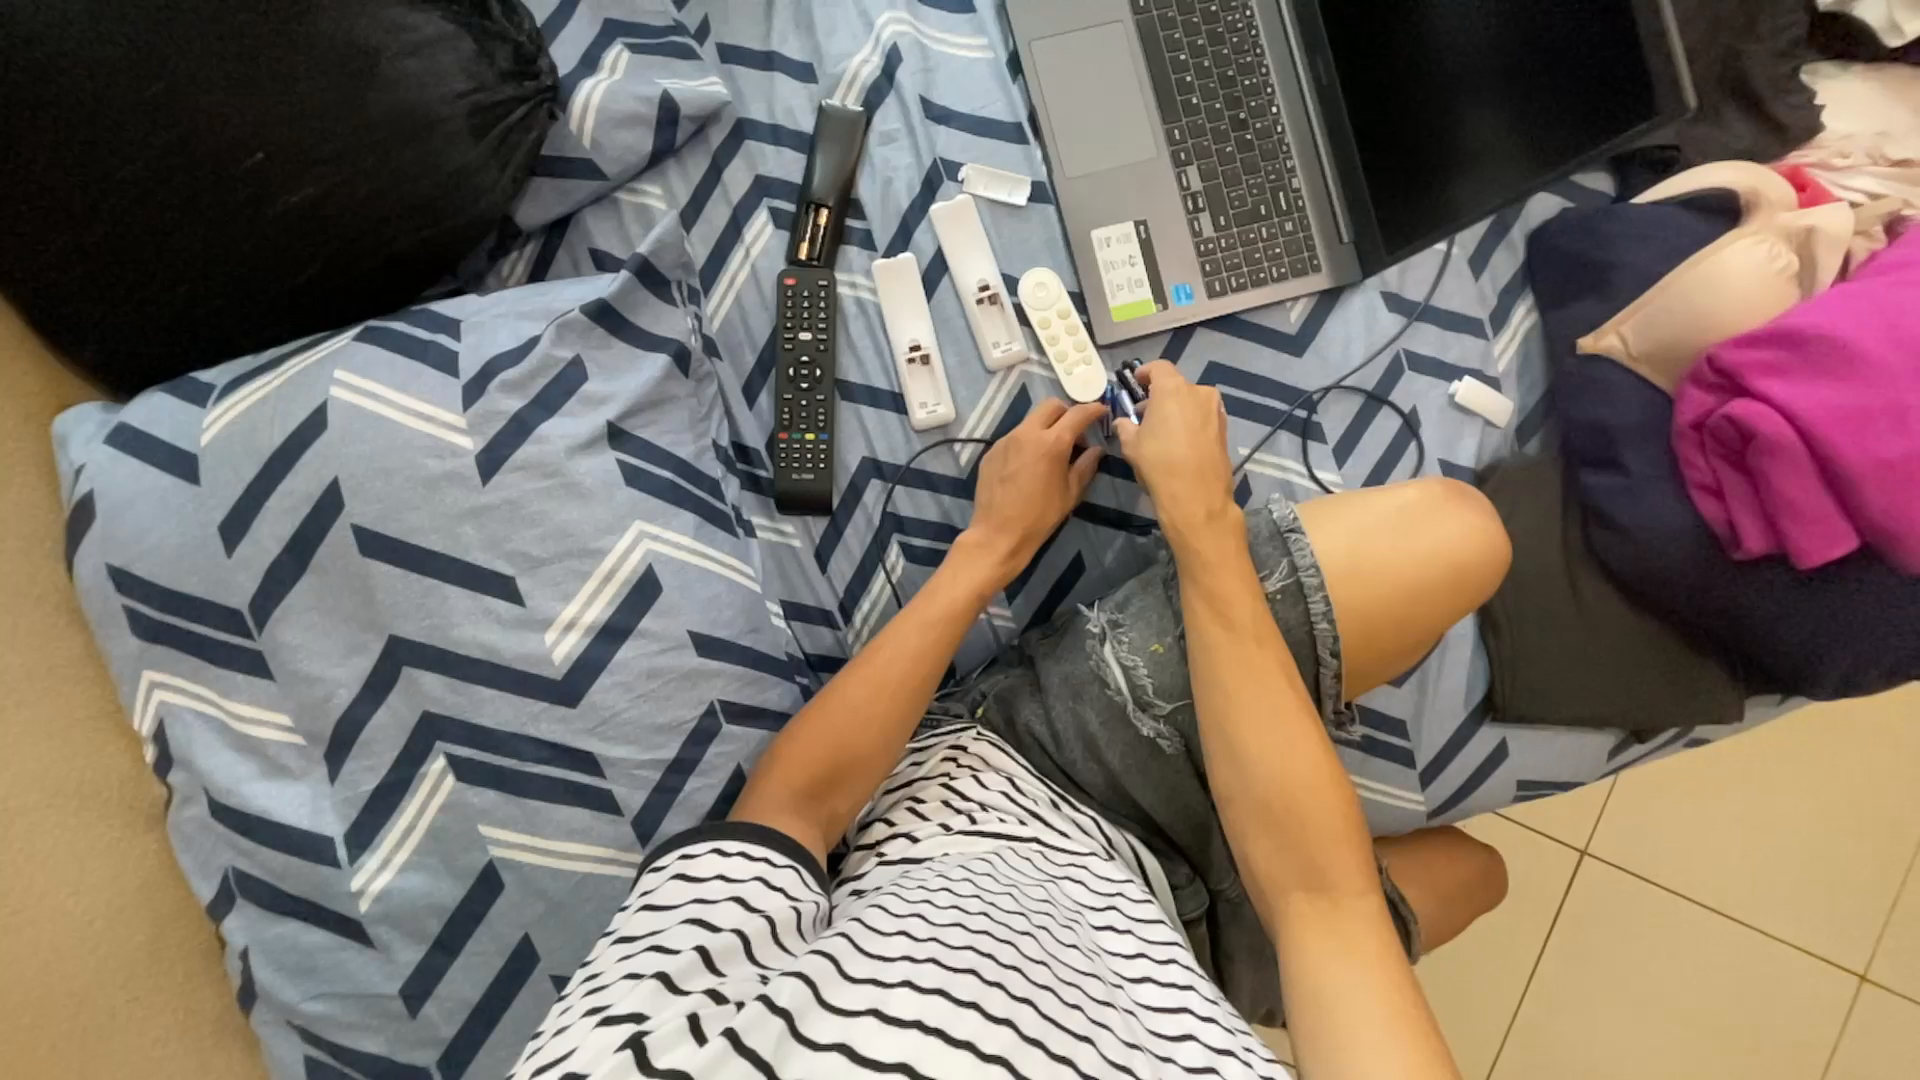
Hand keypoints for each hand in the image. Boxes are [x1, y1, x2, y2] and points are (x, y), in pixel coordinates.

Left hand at [960, 398, 1107, 586]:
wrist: (998, 533)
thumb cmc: (1040, 517)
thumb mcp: (1071, 493)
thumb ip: (1086, 466)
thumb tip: (1097, 450)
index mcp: (1052, 443)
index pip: (1077, 414)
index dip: (1093, 409)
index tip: (1101, 412)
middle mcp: (1027, 433)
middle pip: (1051, 405)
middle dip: (1067, 412)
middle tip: (1075, 431)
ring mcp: (1006, 440)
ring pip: (1030, 420)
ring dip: (1046, 427)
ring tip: (1051, 450)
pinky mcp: (991, 451)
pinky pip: (1014, 437)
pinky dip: (1027, 442)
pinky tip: (1029, 464)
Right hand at [1114, 361, 1238, 545]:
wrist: (1196, 496)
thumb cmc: (1159, 464)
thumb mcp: (1131, 445)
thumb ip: (1126, 427)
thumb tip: (1123, 422)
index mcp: (1173, 389)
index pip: (1159, 367)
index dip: (1145, 372)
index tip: (1137, 382)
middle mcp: (1198, 392)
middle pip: (1176, 385)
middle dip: (1160, 396)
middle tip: (1145, 415)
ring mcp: (1216, 410)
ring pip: (1191, 401)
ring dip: (1176, 409)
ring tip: (1162, 431)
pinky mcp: (1225, 428)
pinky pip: (1203, 416)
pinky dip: (1190, 422)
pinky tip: (1180, 442)